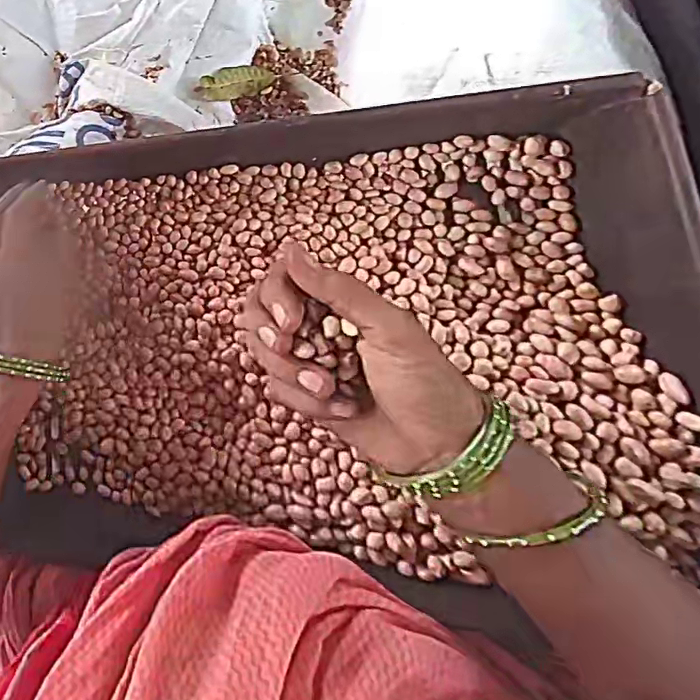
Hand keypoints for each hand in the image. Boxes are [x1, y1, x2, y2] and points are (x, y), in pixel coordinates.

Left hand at [0, 182, 80, 424]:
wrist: (15, 363)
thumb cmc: (46, 329)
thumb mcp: (66, 285)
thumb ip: (61, 249)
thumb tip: (59, 222)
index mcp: (15, 253)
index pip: (18, 210)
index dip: (32, 194)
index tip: (47, 185)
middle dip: (13, 197)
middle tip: (31, 191)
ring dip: (3, 211)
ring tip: (22, 209)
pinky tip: (14, 237)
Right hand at [236, 241, 485, 475]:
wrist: (440, 449)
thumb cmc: (426, 381)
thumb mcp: (390, 328)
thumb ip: (338, 289)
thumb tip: (292, 250)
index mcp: (335, 301)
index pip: (279, 281)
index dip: (275, 299)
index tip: (291, 322)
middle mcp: (314, 325)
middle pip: (258, 315)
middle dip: (272, 340)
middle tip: (299, 353)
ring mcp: (306, 360)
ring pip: (264, 354)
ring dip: (293, 374)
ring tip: (331, 389)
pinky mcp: (302, 394)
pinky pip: (276, 389)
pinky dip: (305, 402)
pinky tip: (340, 407)